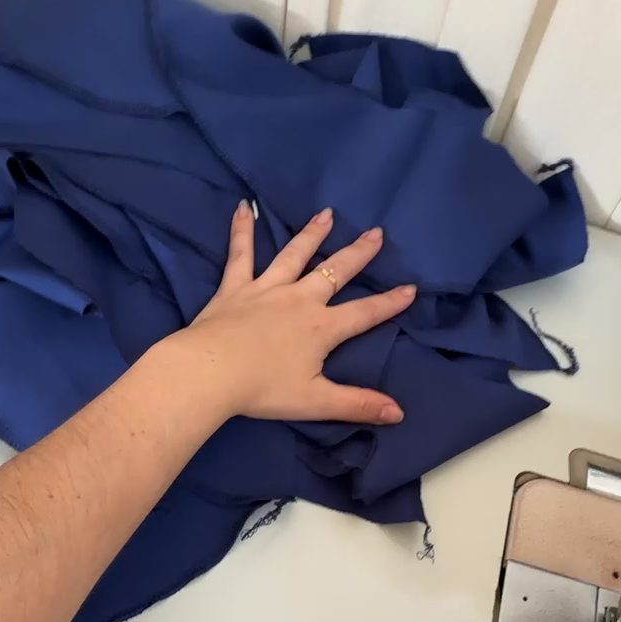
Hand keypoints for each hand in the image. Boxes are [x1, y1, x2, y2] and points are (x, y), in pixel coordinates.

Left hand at [155, 202, 415, 423]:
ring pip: (294, 255)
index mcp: (321, 328)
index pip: (364, 313)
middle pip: (335, 272)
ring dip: (312, 234)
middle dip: (358, 253)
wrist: (209, 373)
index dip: (390, 303)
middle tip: (376, 232)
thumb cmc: (263, 389)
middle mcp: (299, 300)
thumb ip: (358, 405)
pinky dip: (242, 230)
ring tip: (327, 214)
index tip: (411, 288)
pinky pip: (240, 254)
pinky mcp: (235, 288)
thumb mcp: (316, 401)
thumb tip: (398, 413)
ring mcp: (266, 289)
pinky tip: (243, 208)